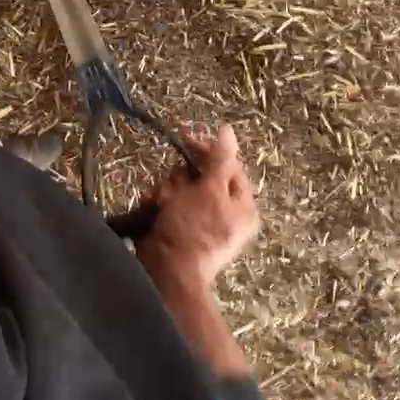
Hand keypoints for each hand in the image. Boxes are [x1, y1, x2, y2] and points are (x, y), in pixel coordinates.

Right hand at [136, 124, 261, 290]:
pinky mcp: (180, 226)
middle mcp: (225, 213)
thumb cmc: (194, 228)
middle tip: (176, 190)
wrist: (168, 268)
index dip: (209, 152)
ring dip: (169, 190)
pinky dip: (161, 203)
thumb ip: (219, 159)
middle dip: (183, 179)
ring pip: (182, 187)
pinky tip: (156, 209)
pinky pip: (170, 202)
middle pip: (202, 176)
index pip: (229, 167)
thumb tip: (228, 130)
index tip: (187, 140)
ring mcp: (201, 220)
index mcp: (242, 206)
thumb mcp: (210, 189)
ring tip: (164, 204)